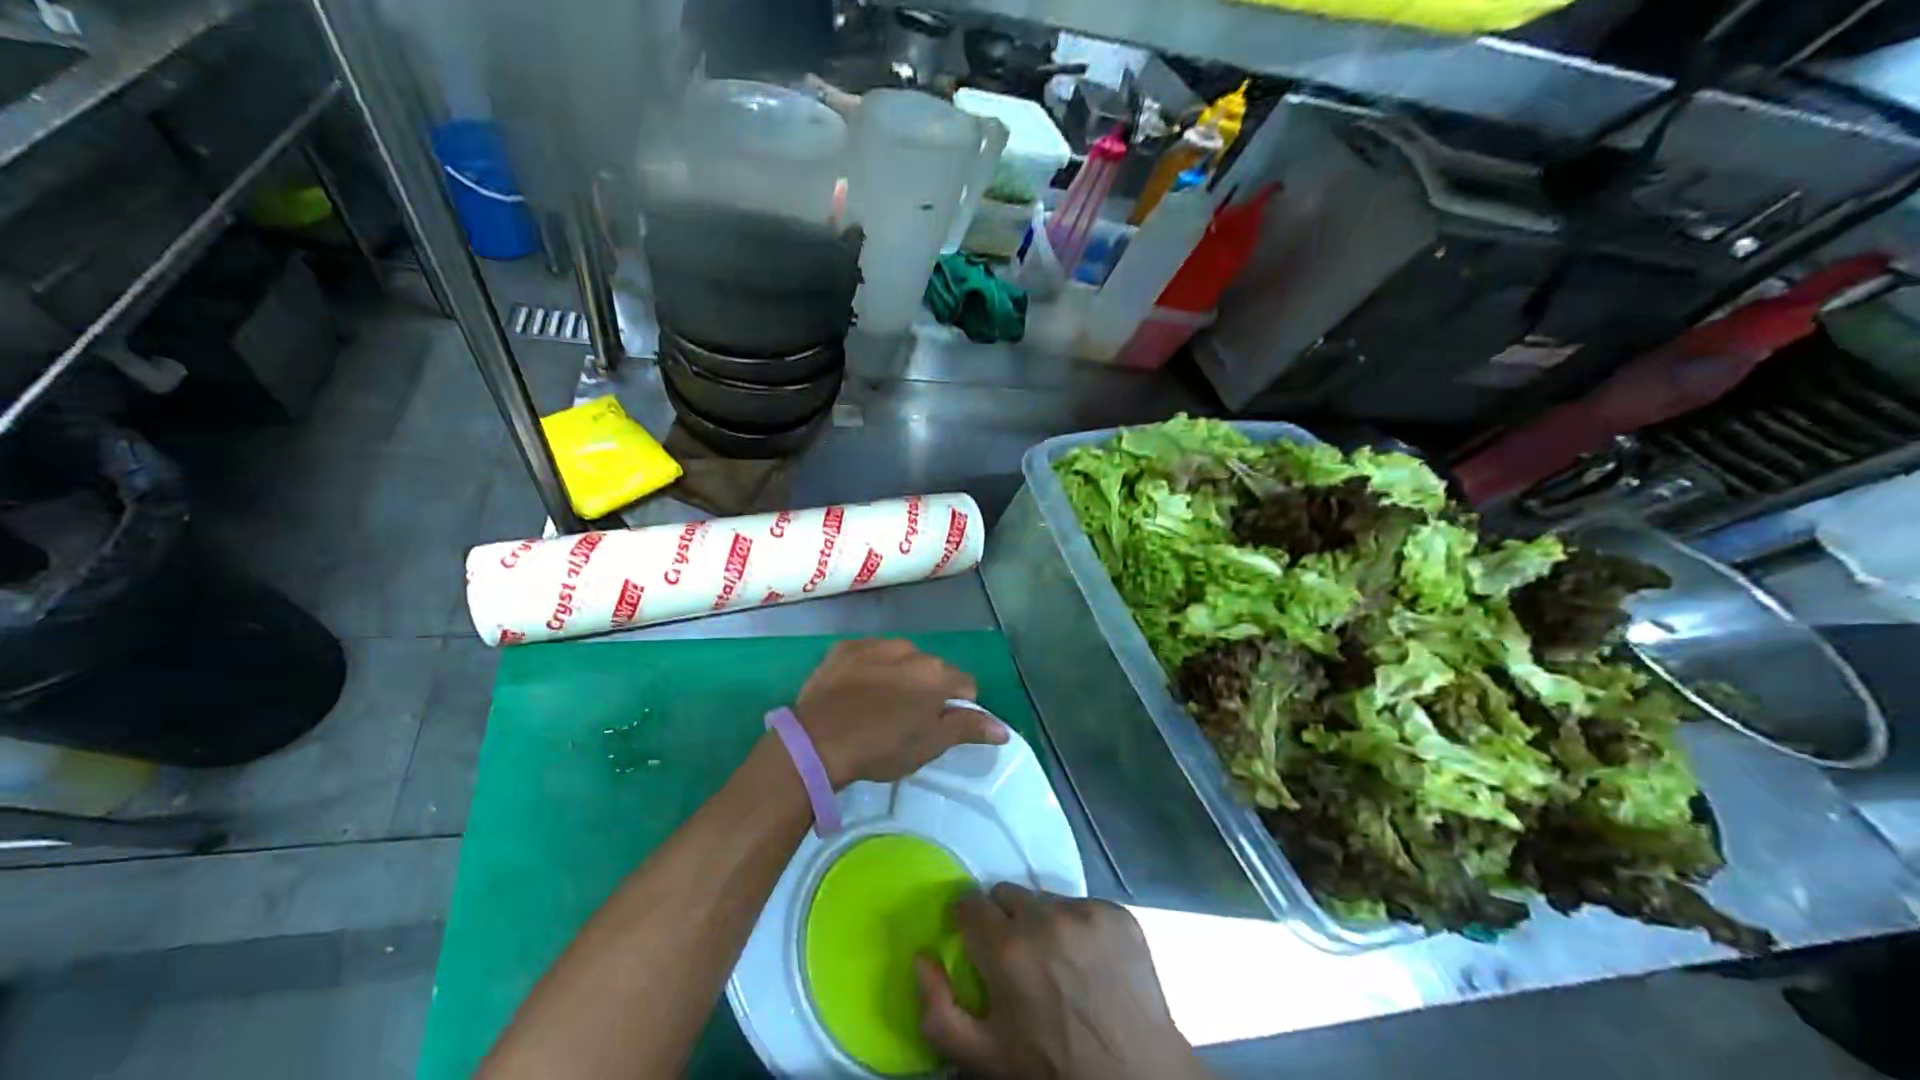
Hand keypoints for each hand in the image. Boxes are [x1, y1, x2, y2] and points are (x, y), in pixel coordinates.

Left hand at [793, 639, 1007, 788]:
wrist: (817, 742)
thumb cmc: (881, 748)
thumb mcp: (929, 745)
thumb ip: (967, 729)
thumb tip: (1002, 729)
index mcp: (936, 674)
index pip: (965, 686)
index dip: (957, 708)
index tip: (938, 727)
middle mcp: (911, 650)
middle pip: (932, 670)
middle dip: (927, 690)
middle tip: (907, 721)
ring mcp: (875, 645)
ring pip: (901, 659)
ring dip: (899, 676)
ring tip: (878, 706)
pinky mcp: (844, 648)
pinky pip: (869, 655)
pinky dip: (869, 669)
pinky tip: (855, 693)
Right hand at [916, 885, 1205, 1079]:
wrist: (1134, 1078)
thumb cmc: (1052, 1067)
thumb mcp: (982, 1055)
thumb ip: (937, 1008)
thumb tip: (922, 957)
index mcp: (1008, 948)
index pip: (970, 905)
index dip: (969, 924)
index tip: (978, 945)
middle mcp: (1046, 918)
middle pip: (1007, 895)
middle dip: (1005, 921)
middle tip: (1018, 958)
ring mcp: (1087, 912)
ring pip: (1046, 899)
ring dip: (1043, 923)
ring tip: (1058, 963)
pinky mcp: (1118, 913)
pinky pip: (1083, 906)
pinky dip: (1080, 927)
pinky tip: (1089, 962)